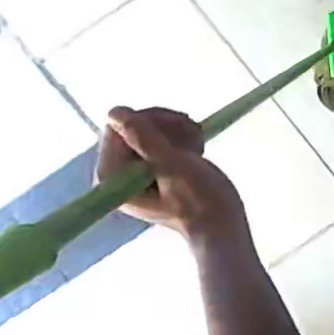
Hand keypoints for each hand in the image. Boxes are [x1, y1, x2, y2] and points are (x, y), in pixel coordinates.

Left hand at [97, 106, 245, 242]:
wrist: (221, 222)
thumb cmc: (198, 199)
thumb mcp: (172, 165)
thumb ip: (143, 138)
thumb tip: (114, 112)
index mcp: (112, 176)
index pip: (119, 128)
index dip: (151, 120)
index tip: (181, 124)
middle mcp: (117, 174)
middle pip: (133, 129)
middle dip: (166, 127)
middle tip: (194, 134)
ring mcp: (135, 173)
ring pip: (150, 133)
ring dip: (178, 132)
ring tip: (198, 144)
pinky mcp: (152, 172)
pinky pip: (160, 143)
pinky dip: (180, 140)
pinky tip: (196, 149)